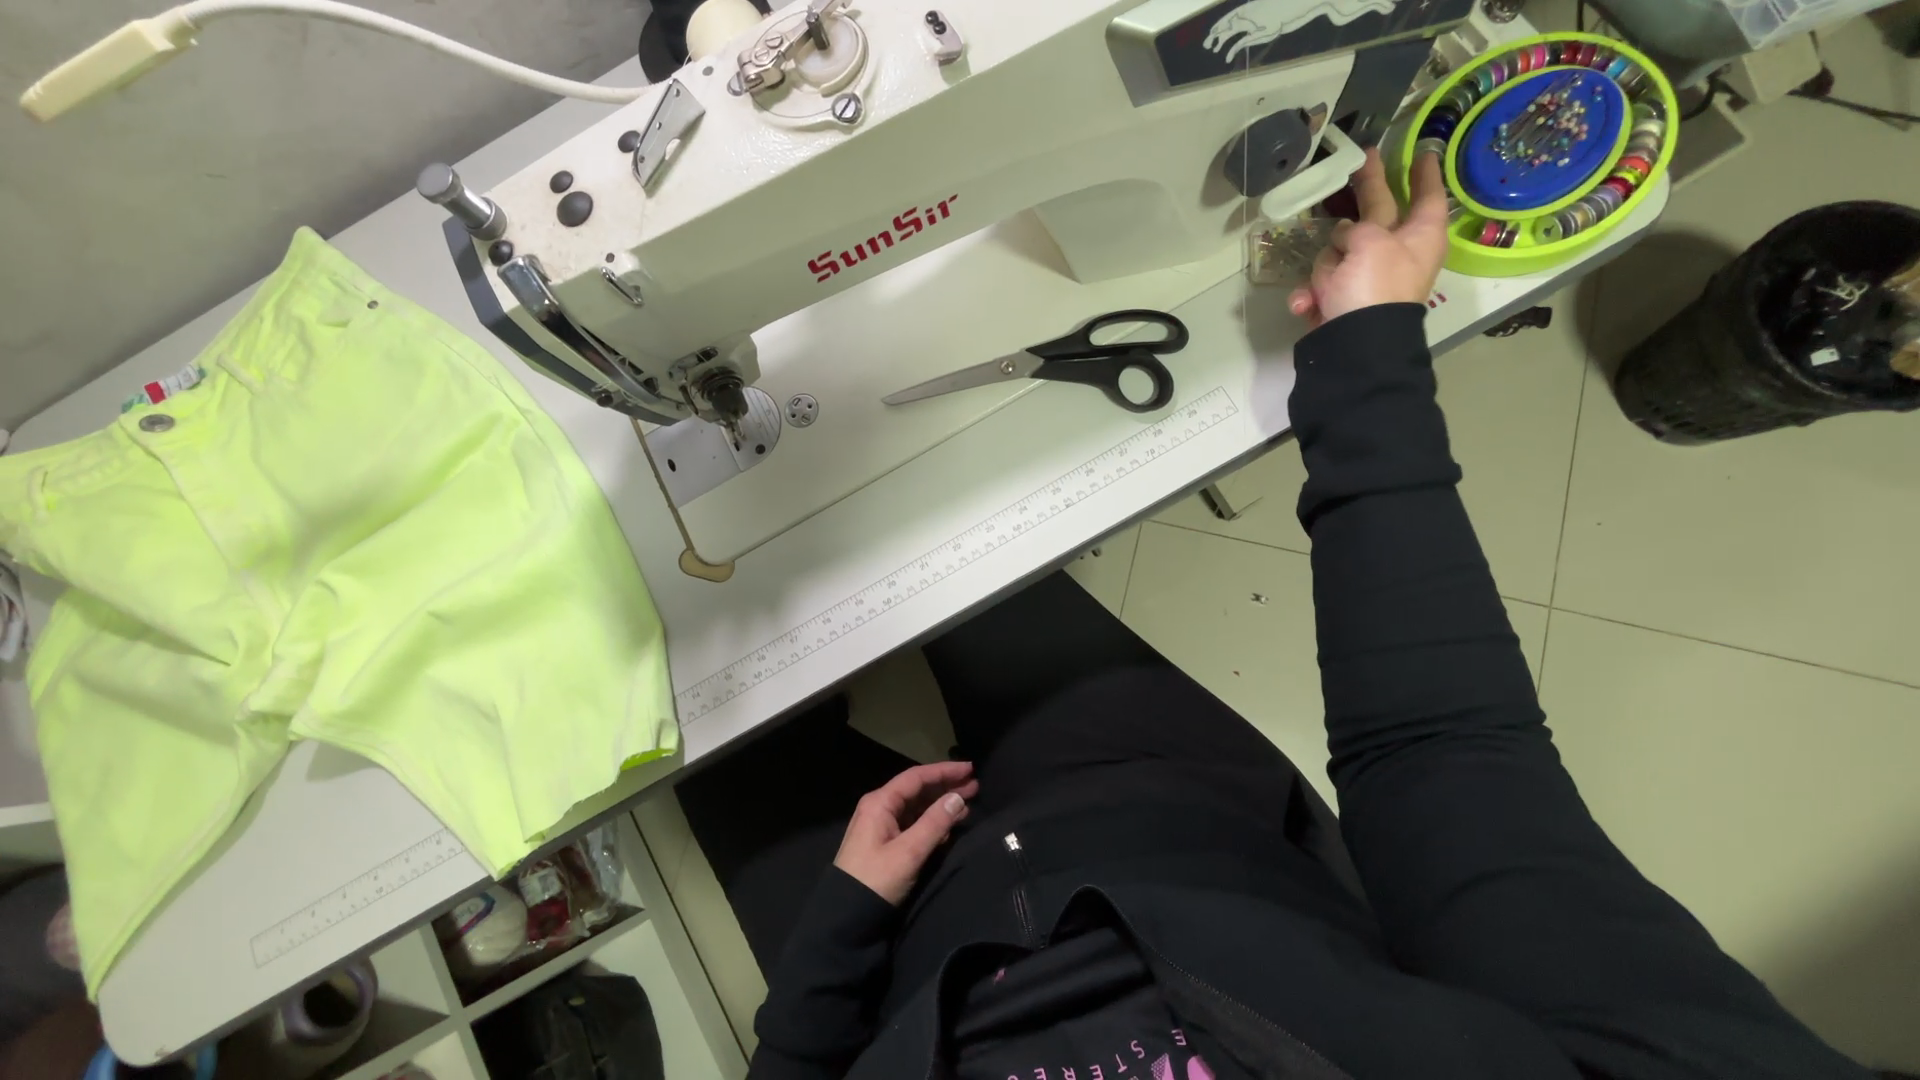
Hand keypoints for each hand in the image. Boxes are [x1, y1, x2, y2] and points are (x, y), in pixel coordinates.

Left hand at [833, 762, 978, 904]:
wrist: (847, 918)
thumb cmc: (876, 880)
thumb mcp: (908, 852)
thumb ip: (935, 823)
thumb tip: (958, 798)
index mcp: (880, 803)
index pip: (916, 777)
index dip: (944, 771)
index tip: (969, 769)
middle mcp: (879, 808)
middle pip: (917, 790)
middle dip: (945, 787)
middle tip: (974, 786)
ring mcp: (881, 826)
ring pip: (916, 808)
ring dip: (941, 805)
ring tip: (968, 805)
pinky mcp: (885, 844)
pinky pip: (912, 824)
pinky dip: (932, 822)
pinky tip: (949, 825)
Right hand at [1289, 147, 1450, 328]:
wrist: (1354, 345)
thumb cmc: (1374, 286)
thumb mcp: (1369, 241)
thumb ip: (1354, 228)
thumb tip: (1342, 235)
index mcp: (1420, 236)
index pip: (1427, 196)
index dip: (1424, 174)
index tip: (1424, 152)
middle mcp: (1396, 253)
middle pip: (1381, 212)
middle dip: (1369, 190)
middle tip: (1363, 158)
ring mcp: (1367, 277)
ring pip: (1338, 251)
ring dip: (1326, 269)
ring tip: (1328, 288)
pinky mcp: (1340, 300)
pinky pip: (1320, 285)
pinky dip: (1311, 296)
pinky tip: (1309, 306)